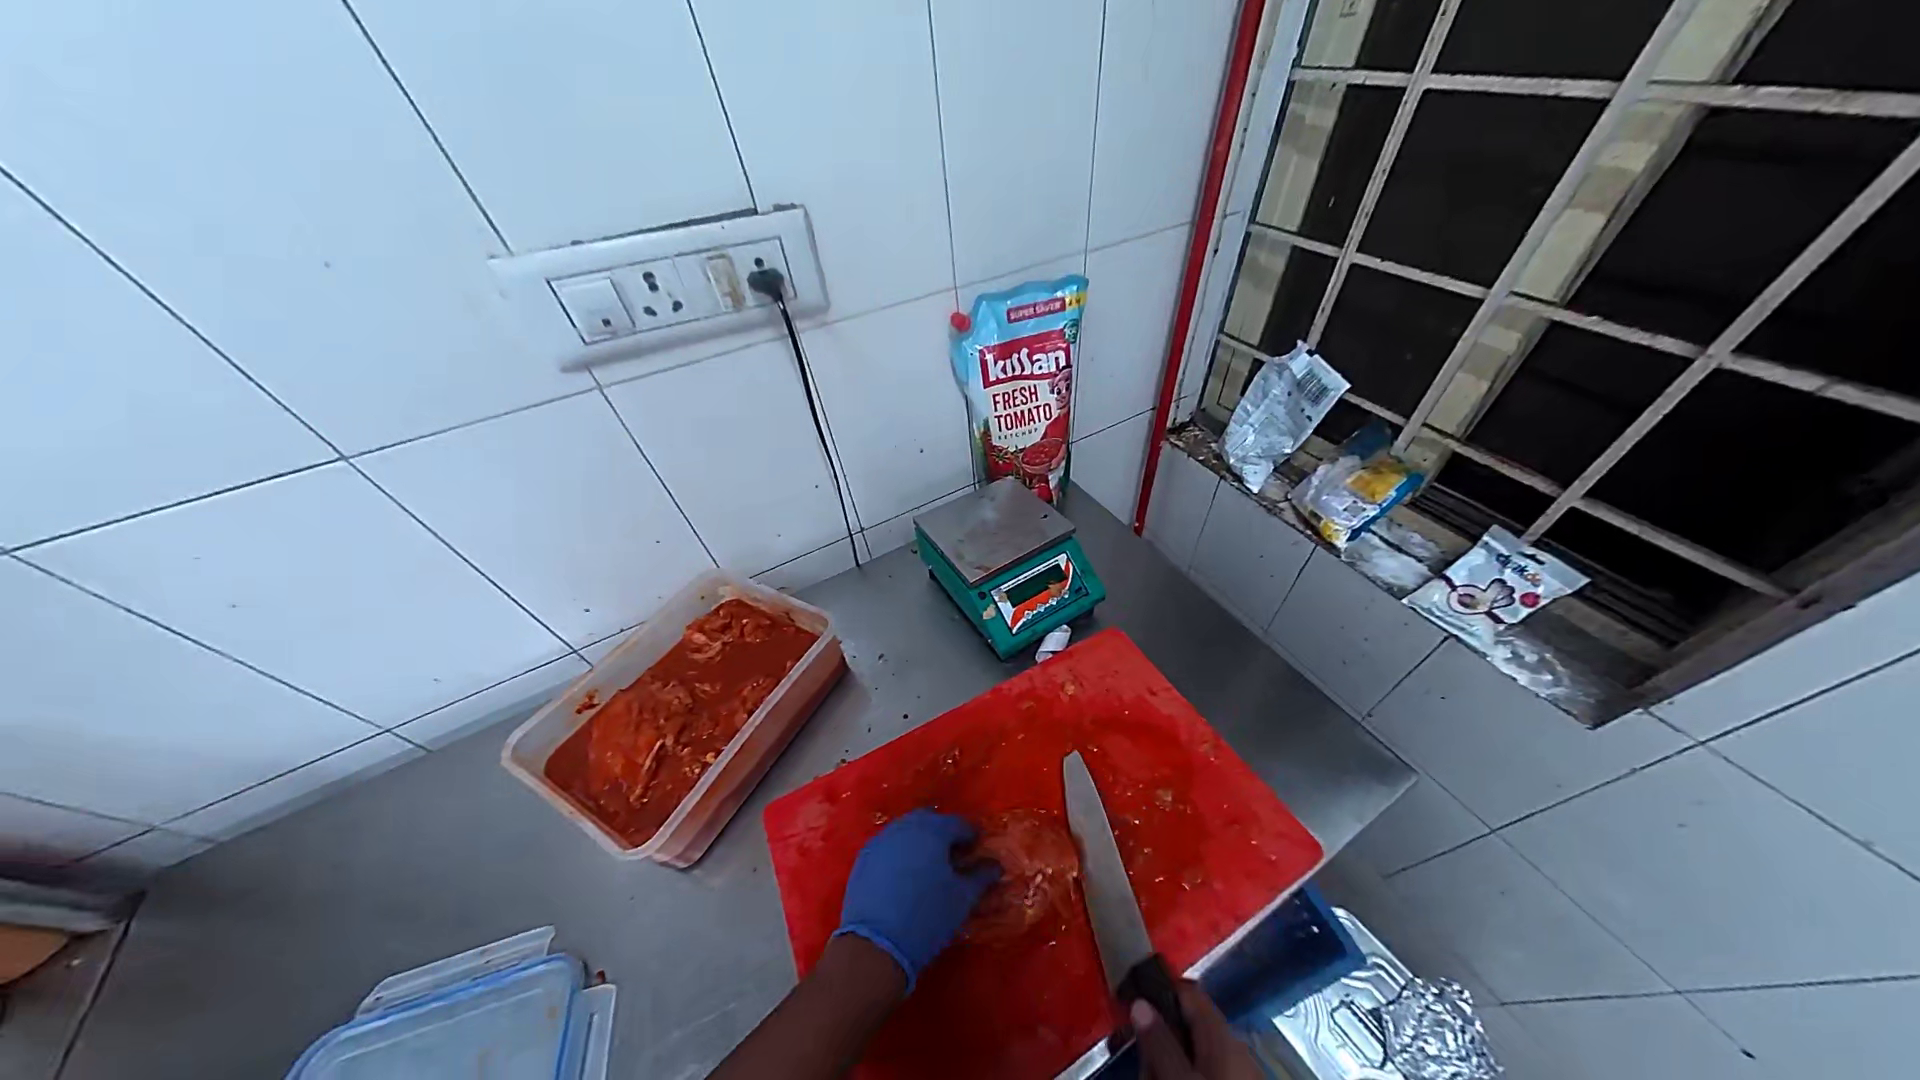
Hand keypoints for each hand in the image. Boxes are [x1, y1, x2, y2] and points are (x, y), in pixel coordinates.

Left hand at [833, 809, 999, 988]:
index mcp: (933, 829)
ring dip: (921, 842)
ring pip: (907, 831)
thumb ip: (981, 877)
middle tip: (954, 858)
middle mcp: (906, 826)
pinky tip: (905, 877)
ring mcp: (881, 840)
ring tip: (930, 868)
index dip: (972, 836)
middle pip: (931, 821)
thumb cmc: (927, 916)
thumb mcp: (962, 898)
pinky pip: (889, 846)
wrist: (875, 944)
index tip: (978, 852)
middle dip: (944, 834)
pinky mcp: (864, 858)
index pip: (959, 823)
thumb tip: (995, 865)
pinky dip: (901, 854)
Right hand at [1132, 980, 1263, 1079]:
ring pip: (1195, 1055)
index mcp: (1222, 1037)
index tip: (1131, 998)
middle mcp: (1235, 1050)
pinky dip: (1184, 1076)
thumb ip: (1158, 1042)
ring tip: (1152, 1078)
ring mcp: (1241, 1075)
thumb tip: (1140, 1004)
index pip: (1188, 992)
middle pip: (1189, 1025)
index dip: (1159, 988)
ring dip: (1168, 1064)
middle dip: (1159, 1038)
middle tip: (1137, 1058)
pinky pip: (1206, 1074)